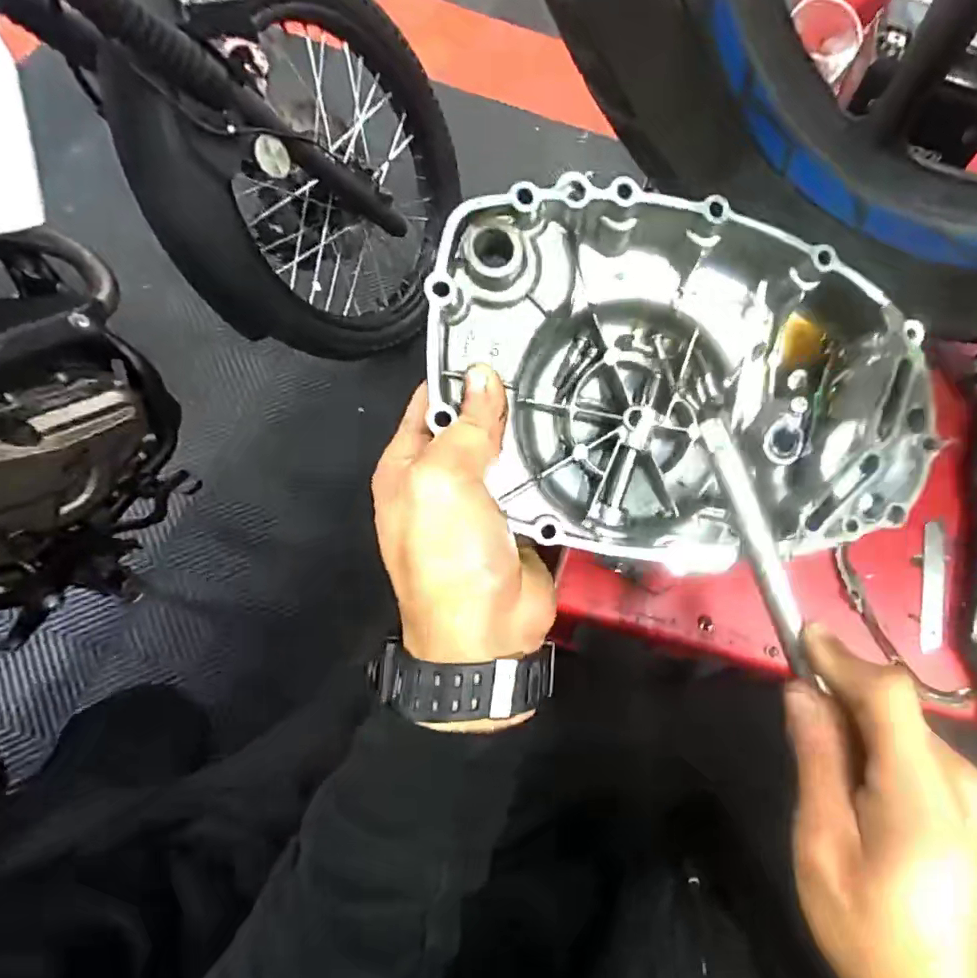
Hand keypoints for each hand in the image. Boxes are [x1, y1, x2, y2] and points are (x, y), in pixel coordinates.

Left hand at [372, 367, 555, 727]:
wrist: (487, 633)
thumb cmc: (448, 559)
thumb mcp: (443, 483)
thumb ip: (463, 429)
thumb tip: (482, 377)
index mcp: (407, 468)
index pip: (428, 404)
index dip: (456, 375)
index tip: (491, 344)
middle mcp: (441, 482)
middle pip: (470, 426)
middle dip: (498, 401)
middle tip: (537, 366)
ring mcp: (482, 502)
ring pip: (506, 452)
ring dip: (527, 433)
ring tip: (560, 394)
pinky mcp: (518, 520)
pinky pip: (533, 482)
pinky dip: (547, 466)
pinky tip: (569, 442)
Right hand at [786, 624, 976, 977]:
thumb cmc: (866, 930)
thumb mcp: (823, 846)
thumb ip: (817, 761)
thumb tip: (803, 693)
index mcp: (923, 790)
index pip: (888, 694)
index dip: (845, 658)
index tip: (804, 636)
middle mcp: (959, 779)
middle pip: (896, 706)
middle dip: (845, 690)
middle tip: (797, 703)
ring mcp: (970, 793)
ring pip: (904, 725)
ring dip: (858, 718)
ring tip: (820, 749)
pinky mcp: (967, 806)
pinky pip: (915, 750)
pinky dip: (877, 741)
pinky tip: (853, 775)